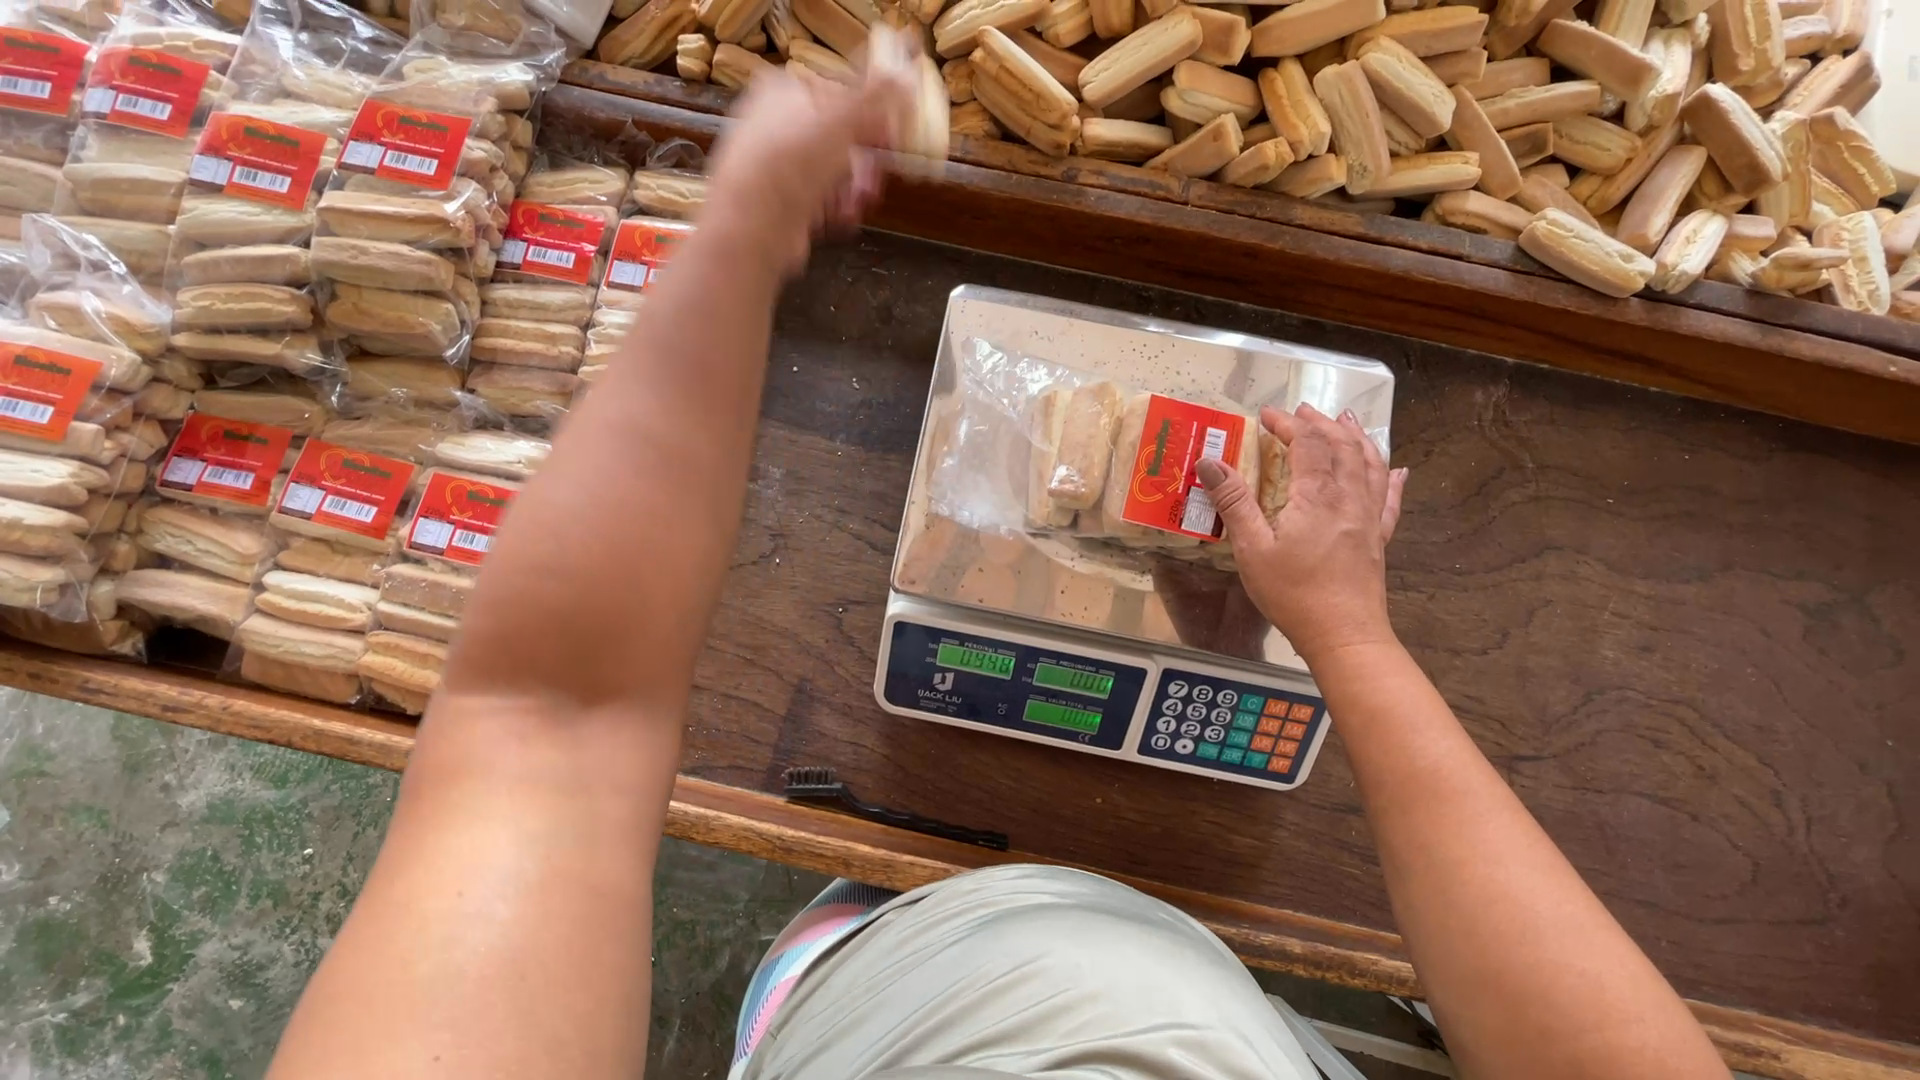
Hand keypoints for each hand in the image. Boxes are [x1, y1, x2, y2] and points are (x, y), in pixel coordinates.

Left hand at [700, 52, 913, 277]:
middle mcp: (777, 125)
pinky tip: (842, 220)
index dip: (871, 116)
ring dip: (854, 190)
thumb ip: (877, 96)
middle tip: (877, 181)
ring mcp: (778, 167)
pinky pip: (820, 201)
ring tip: (860, 205)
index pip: (839, 94)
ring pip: (832, 173)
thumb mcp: (841, 119)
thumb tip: (908, 69)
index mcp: (784, 91)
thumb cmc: (792, 162)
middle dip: (865, 162)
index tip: (892, 138)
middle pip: (839, 139)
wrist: (751, 226)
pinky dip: (837, 210)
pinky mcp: (782, 204)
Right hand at [1197, 404, 1407, 661]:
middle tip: (1302, 411)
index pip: (1307, 444)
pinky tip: (1396, 469)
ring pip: (1371, 465)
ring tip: (1347, 421)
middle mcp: (1349, 498)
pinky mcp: (1378, 539)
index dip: (1288, 424)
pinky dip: (1391, 478)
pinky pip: (1390, 499)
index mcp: (1317, 496)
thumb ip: (1234, 501)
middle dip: (1322, 423)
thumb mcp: (1252, 548)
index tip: (1267, 415)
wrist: (1344, 634)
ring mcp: (1368, 518)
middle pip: (1343, 447)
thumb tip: (1209, 461)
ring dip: (1357, 438)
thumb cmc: (1293, 593)